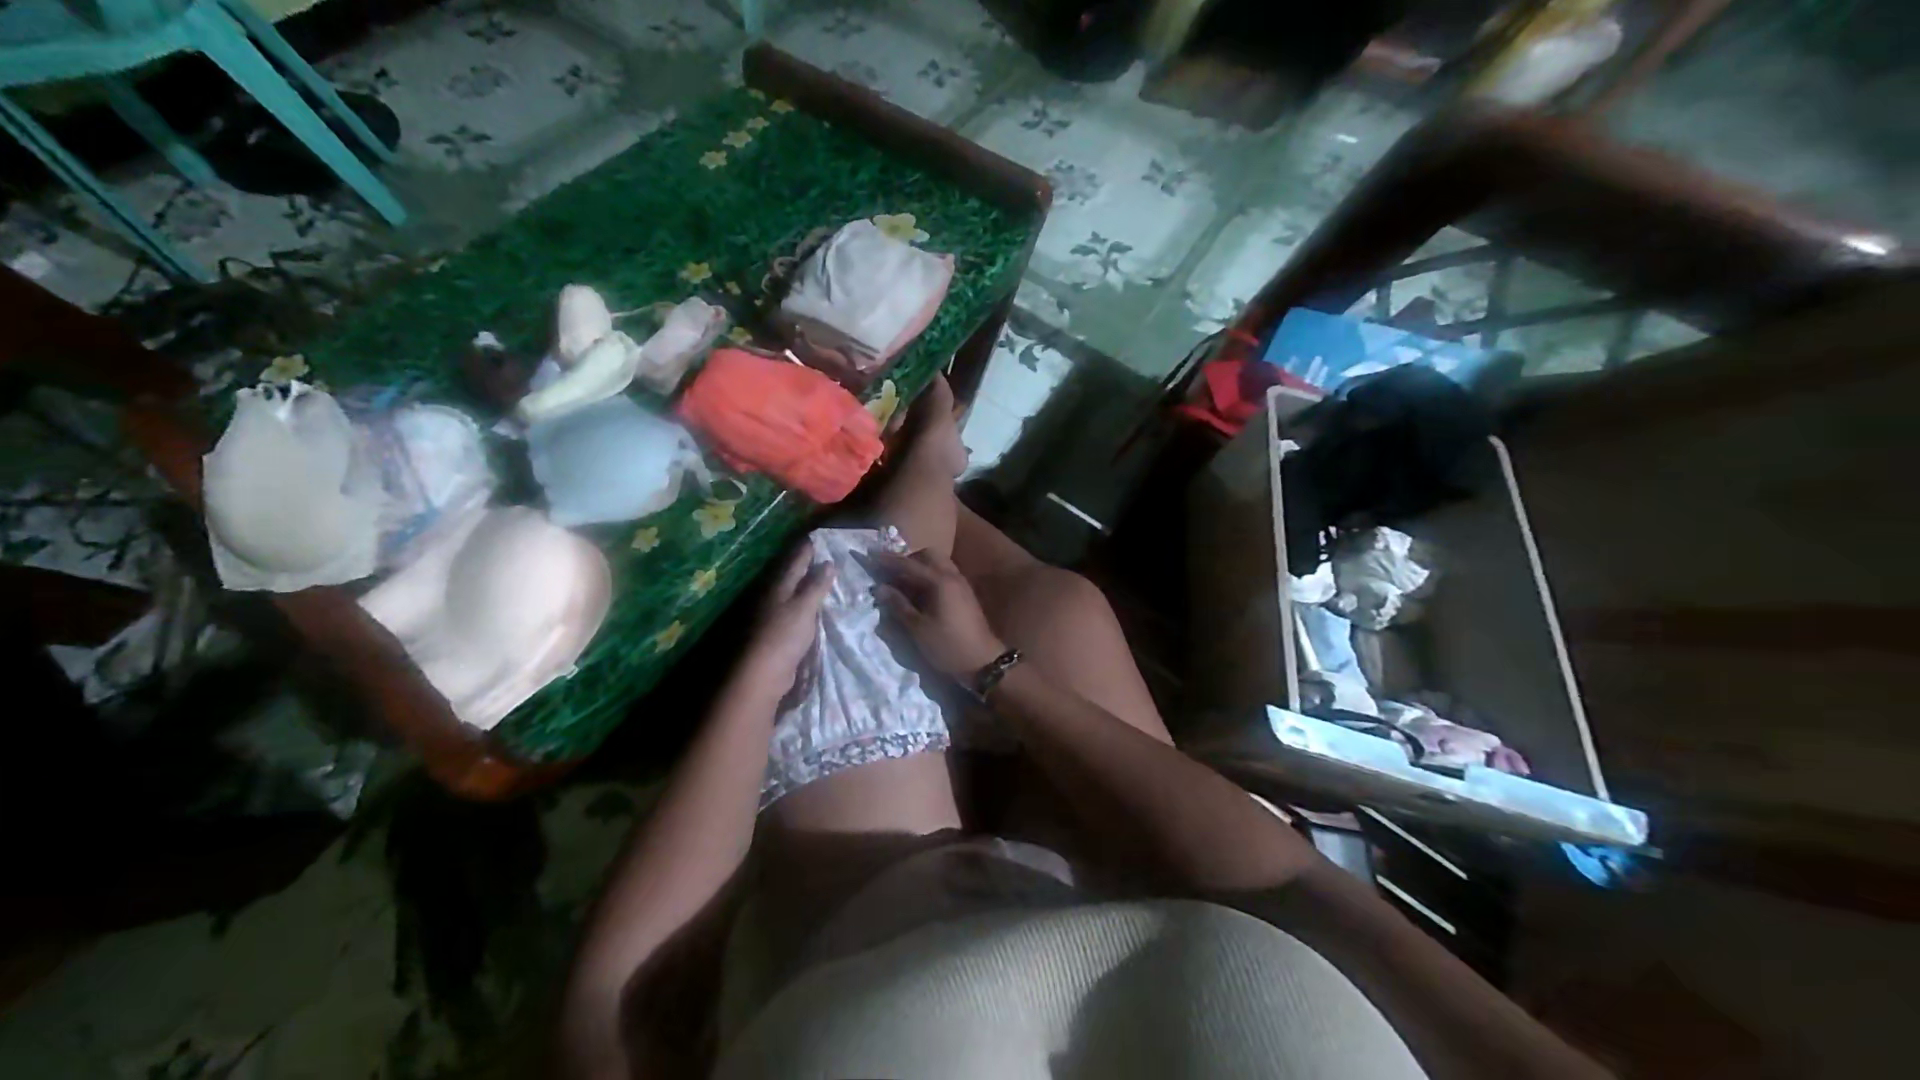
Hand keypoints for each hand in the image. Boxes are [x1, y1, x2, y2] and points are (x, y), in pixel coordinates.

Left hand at [738, 547, 833, 694]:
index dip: (807, 550)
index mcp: (779, 586)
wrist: (763, 674)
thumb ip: (816, 586)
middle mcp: (773, 597)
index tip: (819, 538)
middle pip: (791, 576)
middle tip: (824, 555)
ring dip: (806, 586)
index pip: (795, 562)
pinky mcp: (777, 634)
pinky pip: (795, 612)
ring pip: (793, 594)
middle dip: (806, 565)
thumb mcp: (804, 607)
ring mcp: (773, 616)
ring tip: (824, 579)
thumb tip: (828, 562)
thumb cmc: (783, 635)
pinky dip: (806, 607)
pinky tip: (816, 608)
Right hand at [869, 549, 1006, 676]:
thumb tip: (880, 588)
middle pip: (927, 555)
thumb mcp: (918, 629)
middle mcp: (952, 576)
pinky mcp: (965, 594)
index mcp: (939, 582)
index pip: (908, 564)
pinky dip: (929, 576)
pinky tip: (919, 592)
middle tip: (889, 572)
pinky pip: (944, 574)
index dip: (886, 560)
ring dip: (919, 567)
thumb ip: (898, 605)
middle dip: (907, 560)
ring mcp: (961, 584)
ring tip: (902, 583)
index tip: (867, 555)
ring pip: (938, 563)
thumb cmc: (948, 647)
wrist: (983, 662)